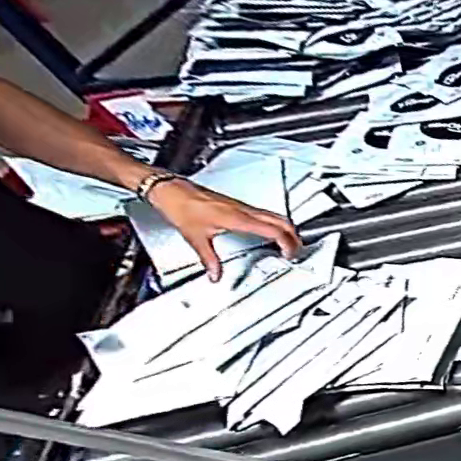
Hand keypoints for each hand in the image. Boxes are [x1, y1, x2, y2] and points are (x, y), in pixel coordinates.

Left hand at [148, 178, 301, 279]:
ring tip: (287, 241)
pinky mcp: (237, 204)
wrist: (165, 186)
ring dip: (287, 229)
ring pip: (276, 216)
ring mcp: (242, 206)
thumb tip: (215, 274)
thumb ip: (209, 259)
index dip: (288, 244)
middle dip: (294, 237)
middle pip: (283, 222)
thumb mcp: (194, 236)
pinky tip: (267, 231)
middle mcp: (244, 211)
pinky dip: (275, 224)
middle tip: (296, 250)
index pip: (276, 231)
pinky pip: (265, 214)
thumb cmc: (177, 204)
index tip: (289, 255)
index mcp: (238, 219)